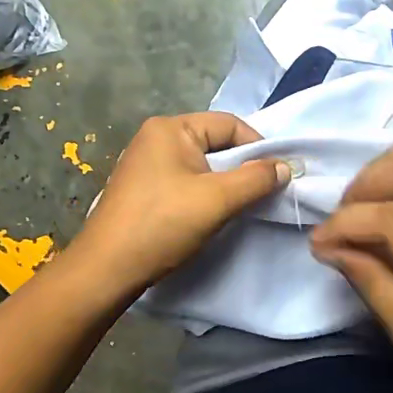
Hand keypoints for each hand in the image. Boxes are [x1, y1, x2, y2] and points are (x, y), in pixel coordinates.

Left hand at [69, 112, 288, 293]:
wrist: (108, 268)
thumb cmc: (162, 224)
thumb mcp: (217, 200)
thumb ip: (256, 180)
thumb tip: (285, 167)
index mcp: (170, 128)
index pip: (229, 125)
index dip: (258, 148)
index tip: (277, 177)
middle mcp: (155, 138)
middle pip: (215, 144)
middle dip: (241, 168)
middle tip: (262, 195)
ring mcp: (145, 164)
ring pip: (201, 166)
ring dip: (223, 185)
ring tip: (238, 208)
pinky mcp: (142, 189)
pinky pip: (184, 182)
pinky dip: (203, 195)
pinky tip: (210, 216)